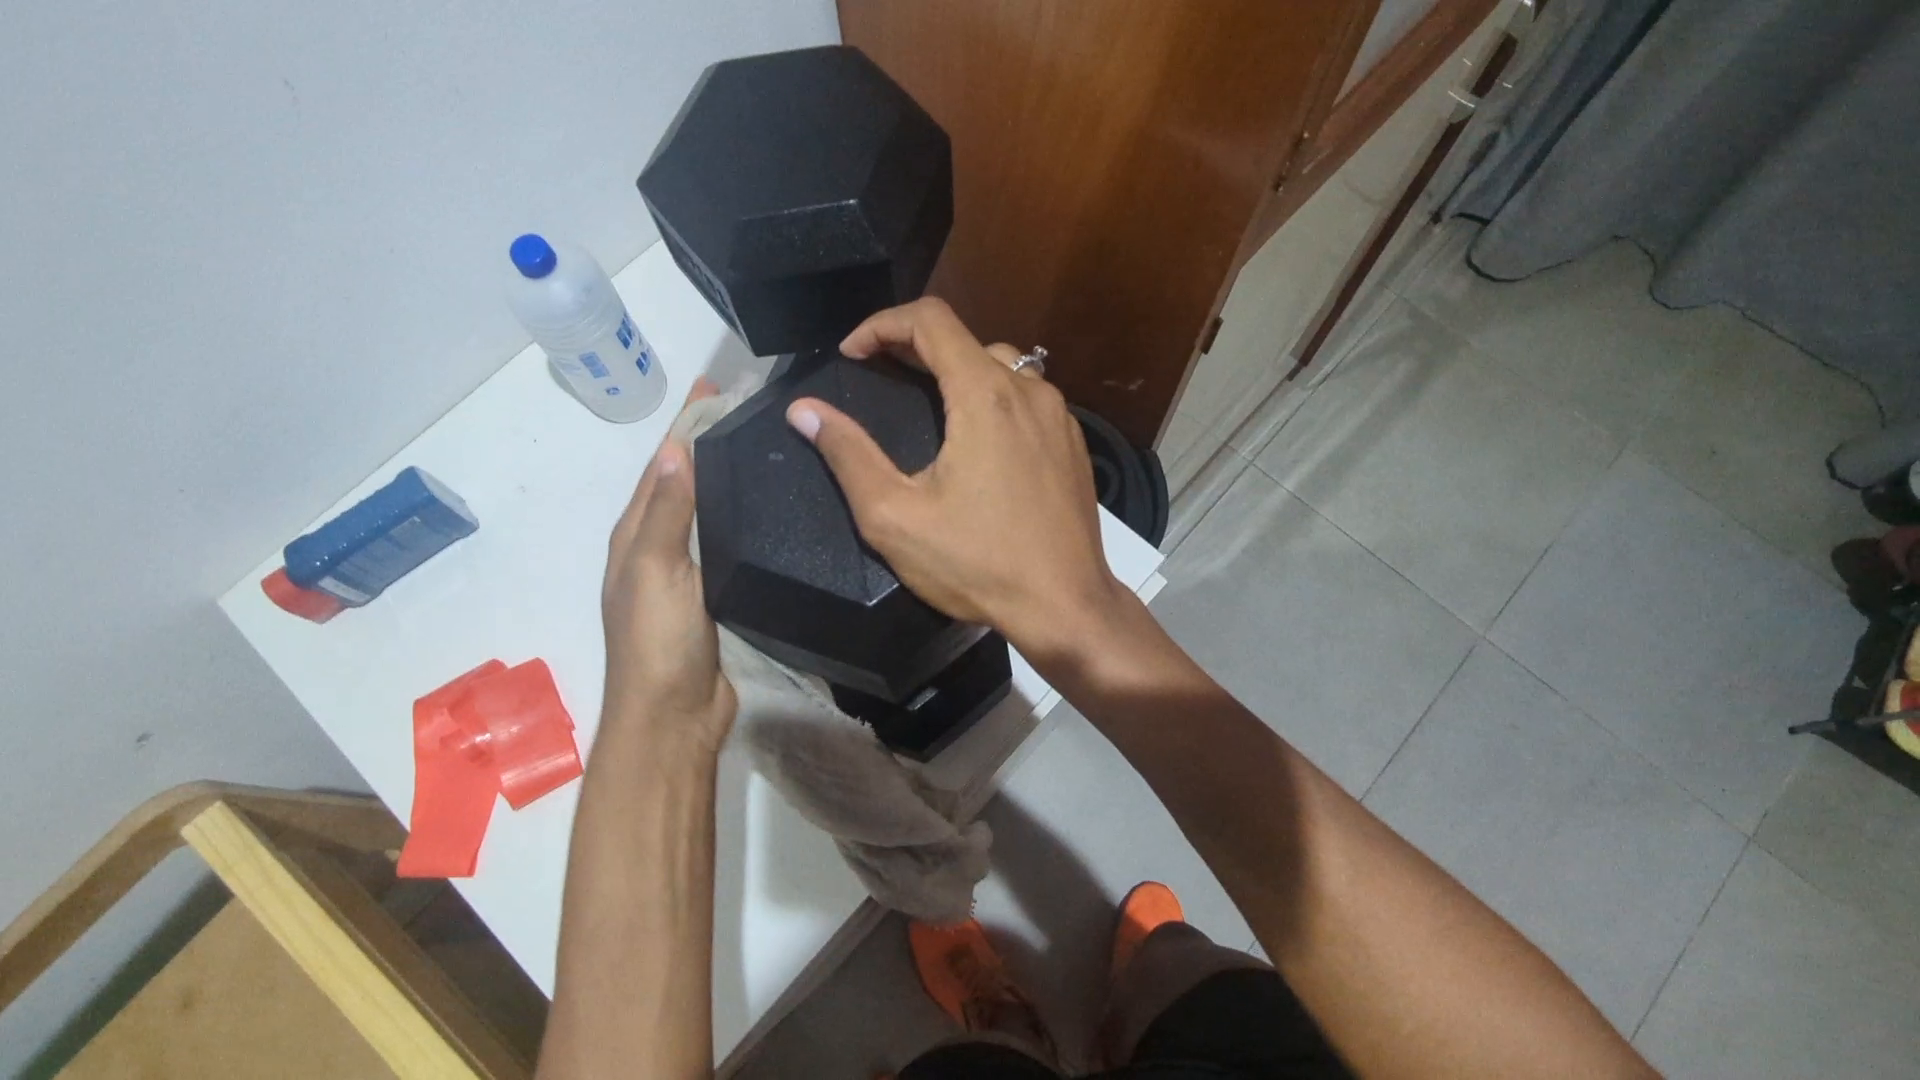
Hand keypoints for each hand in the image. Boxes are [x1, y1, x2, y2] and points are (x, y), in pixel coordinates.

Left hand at [601, 383, 735, 753]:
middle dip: (706, 446)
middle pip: (681, 487)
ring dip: (724, 484)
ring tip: (764, 454)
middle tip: (750, 414)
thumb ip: (667, 513)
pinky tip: (768, 518)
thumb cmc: (658, 643)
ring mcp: (684, 579)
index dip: (683, 426)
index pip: (660, 468)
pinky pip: (724, 548)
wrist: (674, 719)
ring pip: (705, 517)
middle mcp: (655, 552)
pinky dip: (740, 523)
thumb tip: (675, 449)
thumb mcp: (657, 570)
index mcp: (635, 538)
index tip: (712, 387)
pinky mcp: (711, 602)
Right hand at [784, 298, 1124, 653]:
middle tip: (876, 372)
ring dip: (956, 370)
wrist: (1065, 606)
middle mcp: (1030, 391)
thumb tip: (804, 411)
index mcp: (985, 396)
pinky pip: (1028, 398)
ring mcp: (1059, 417)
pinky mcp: (1073, 444)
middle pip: (966, 339)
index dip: (881, 324)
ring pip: (1002, 366)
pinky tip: (975, 435)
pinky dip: (992, 396)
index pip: (930, 320)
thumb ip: (848, 455)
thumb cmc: (978, 564)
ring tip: (922, 398)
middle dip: (914, 345)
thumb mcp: (894, 516)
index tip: (851, 355)